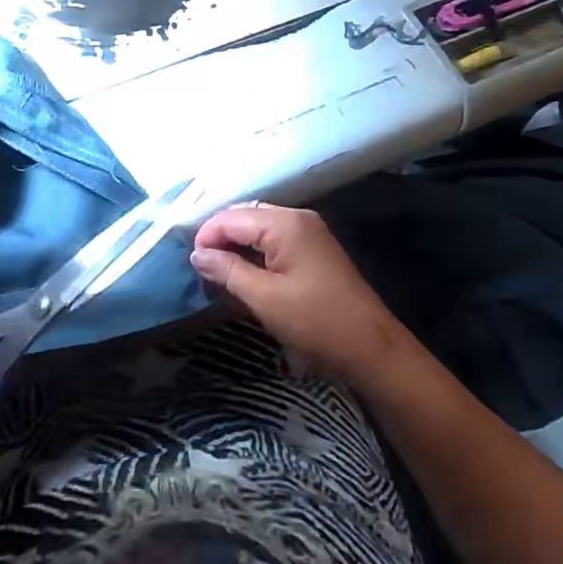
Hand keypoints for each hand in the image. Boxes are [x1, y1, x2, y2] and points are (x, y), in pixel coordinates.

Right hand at [190, 203, 411, 384]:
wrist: (370, 346)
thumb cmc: (315, 321)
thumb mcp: (264, 298)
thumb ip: (227, 270)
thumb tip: (197, 254)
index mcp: (285, 223)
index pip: (231, 217)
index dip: (206, 237)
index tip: (191, 264)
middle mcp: (297, 217)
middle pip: (245, 217)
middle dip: (220, 239)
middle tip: (201, 268)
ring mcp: (308, 232)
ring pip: (258, 228)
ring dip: (236, 246)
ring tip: (218, 273)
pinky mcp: (313, 249)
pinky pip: (274, 240)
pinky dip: (255, 253)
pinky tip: (244, 273)